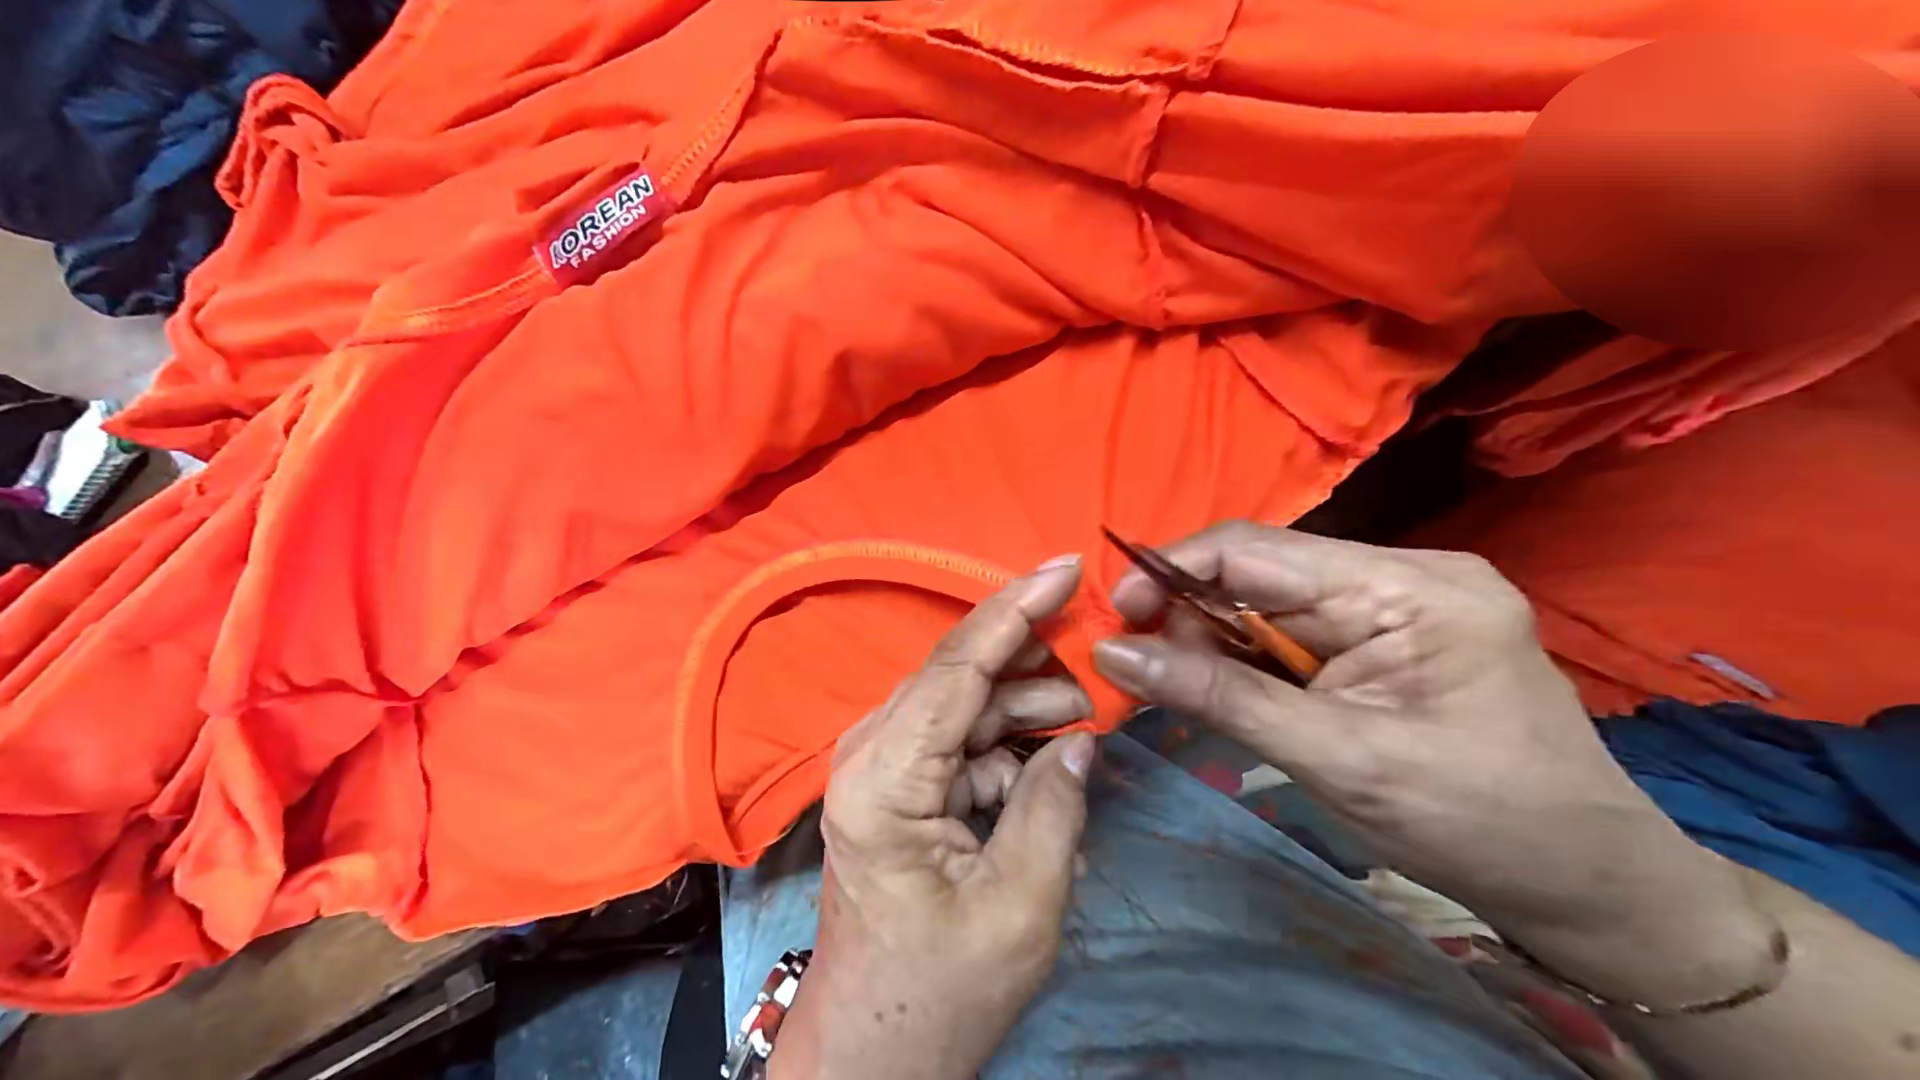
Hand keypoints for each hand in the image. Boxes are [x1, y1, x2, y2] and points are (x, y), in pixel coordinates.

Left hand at [771, 557, 1096, 1079]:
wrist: (877, 1050)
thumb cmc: (941, 990)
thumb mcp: (1020, 906)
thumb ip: (1055, 807)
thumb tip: (1082, 736)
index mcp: (885, 776)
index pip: (957, 667)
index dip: (1015, 609)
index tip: (1066, 566)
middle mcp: (872, 752)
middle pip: (960, 674)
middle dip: (1031, 660)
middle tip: (1095, 669)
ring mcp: (883, 765)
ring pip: (965, 703)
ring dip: (1025, 703)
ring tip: (1082, 718)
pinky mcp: (900, 783)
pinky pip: (962, 738)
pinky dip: (1009, 740)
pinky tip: (1050, 757)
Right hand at [1090, 523, 1774, 1007]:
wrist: (1588, 887)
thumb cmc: (1477, 823)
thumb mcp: (1336, 759)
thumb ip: (1219, 698)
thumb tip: (1113, 655)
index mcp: (1408, 588)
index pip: (1257, 550)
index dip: (1174, 571)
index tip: (1117, 615)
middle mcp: (1398, 578)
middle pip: (1256, 577)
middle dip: (1189, 621)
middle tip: (1142, 674)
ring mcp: (1393, 607)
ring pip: (1264, 608)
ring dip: (1212, 649)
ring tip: (1178, 695)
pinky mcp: (1383, 640)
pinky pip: (1289, 637)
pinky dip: (1244, 666)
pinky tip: (1220, 695)